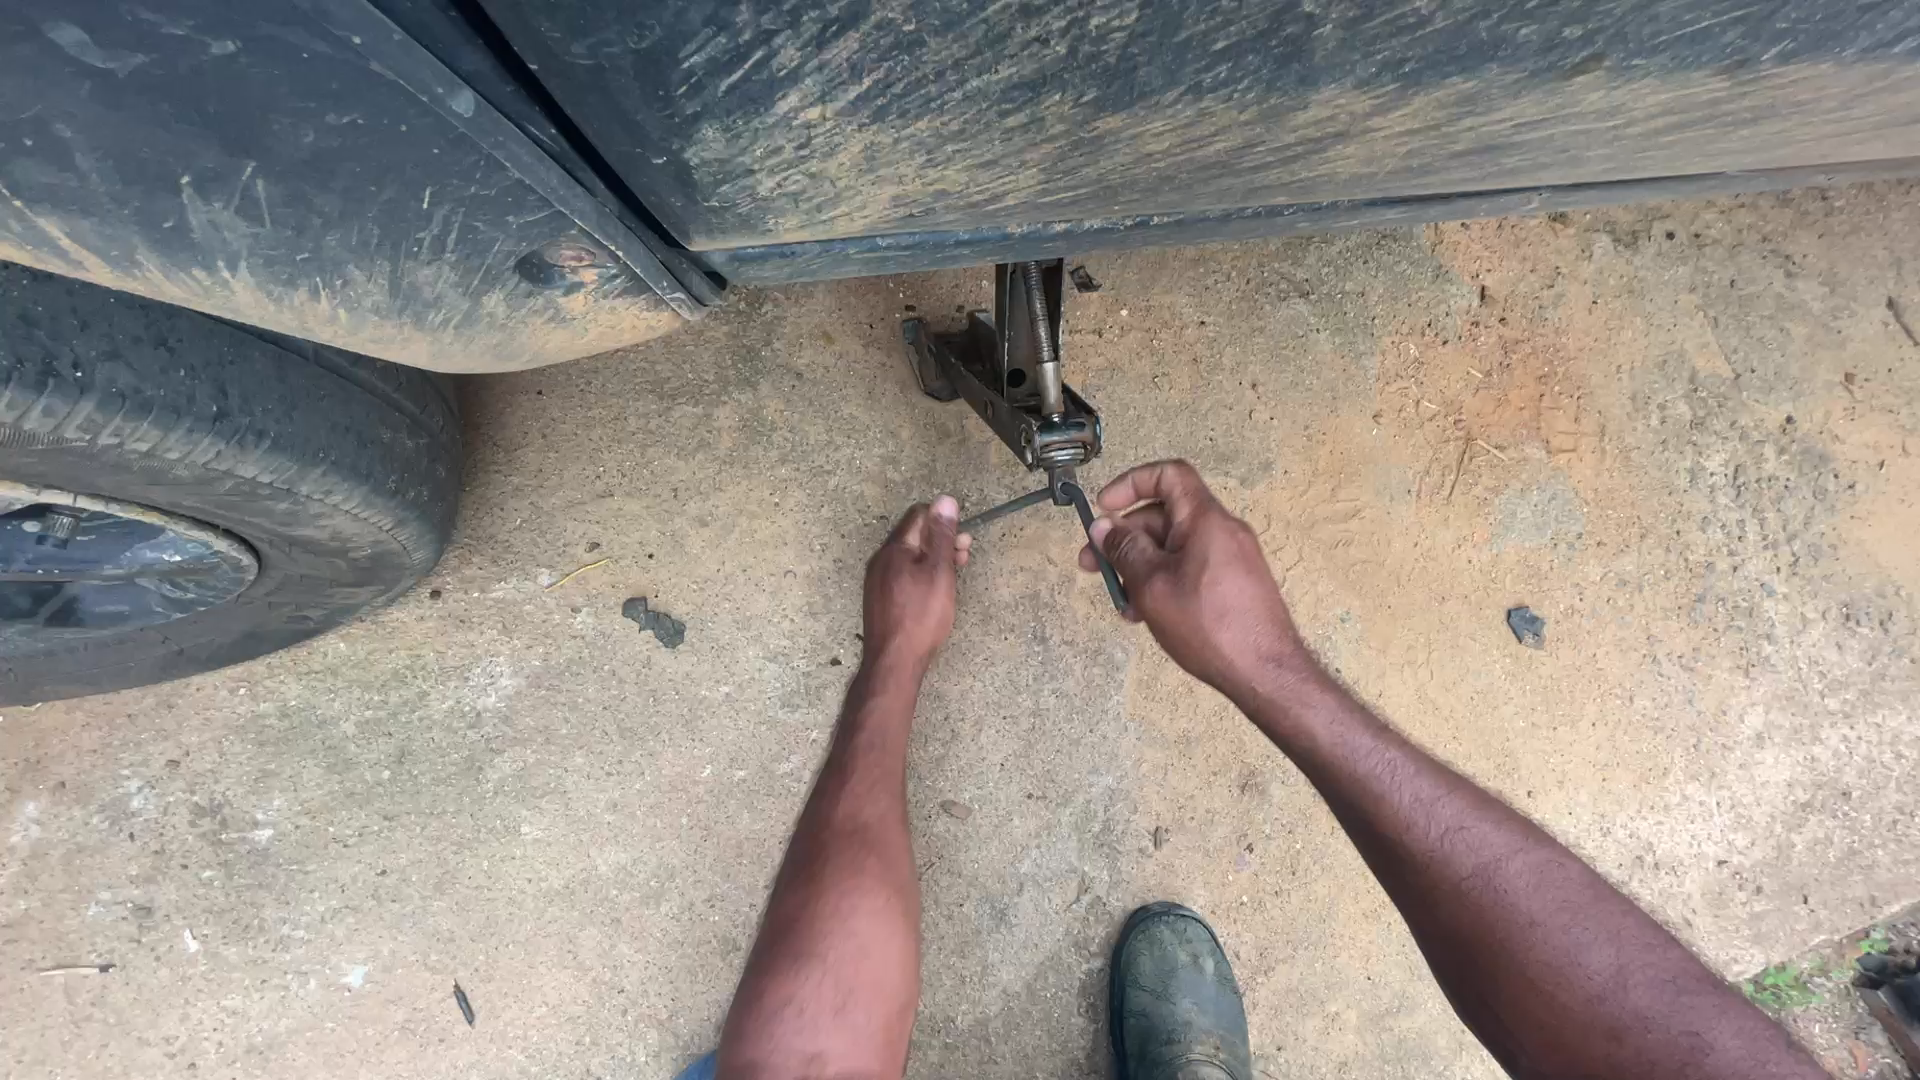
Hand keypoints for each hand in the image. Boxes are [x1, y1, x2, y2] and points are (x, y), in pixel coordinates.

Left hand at [863, 495, 971, 674]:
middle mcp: (881, 560)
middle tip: (964, 558)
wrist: (894, 661)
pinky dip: (920, 575)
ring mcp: (877, 580)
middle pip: (914, 536)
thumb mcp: (939, 572)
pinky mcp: (879, 598)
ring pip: (909, 557)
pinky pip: (902, 574)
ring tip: (953, 575)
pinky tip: (933, 592)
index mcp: (894, 548)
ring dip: (933, 559)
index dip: (944, 522)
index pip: (919, 515)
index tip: (962, 541)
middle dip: (941, 541)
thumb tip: (945, 500)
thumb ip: (943, 536)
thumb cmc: (921, 617)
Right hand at [1078, 461, 1310, 699]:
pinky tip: (1145, 612)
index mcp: (1205, 519)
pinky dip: (1162, 580)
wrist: (1266, 672)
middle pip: (1163, 516)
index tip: (1104, 508)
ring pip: (1172, 547)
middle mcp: (1221, 530)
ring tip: (1120, 600)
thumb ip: (1124, 550)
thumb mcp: (1152, 585)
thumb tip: (1103, 527)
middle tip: (1090, 564)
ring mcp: (1230, 557)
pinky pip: (1188, 568)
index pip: (1168, 475)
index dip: (1131, 483)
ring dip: (1138, 566)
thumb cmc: (1208, 625)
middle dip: (1123, 537)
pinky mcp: (1233, 583)